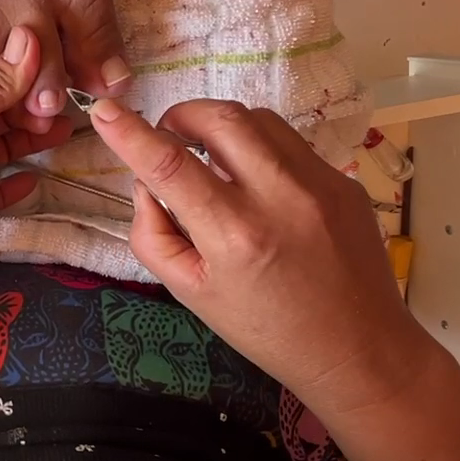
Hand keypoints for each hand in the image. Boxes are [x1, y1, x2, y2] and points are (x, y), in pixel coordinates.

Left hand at [0, 26, 71, 278]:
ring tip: (65, 131)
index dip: (22, 73)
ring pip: (8, 146)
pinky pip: (1, 190)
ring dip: (34, 139)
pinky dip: (17, 184)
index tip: (57, 67)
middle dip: (33, 106)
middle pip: (4, 111)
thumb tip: (32, 36)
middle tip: (62, 106)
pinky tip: (36, 177)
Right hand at [89, 97, 444, 418]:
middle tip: (167, 136)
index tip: (102, 111)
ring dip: (219, 126)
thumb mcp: (188, 292)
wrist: (358, 349)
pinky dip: (255, 149)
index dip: (129, 133)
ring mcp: (321, 183)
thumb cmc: (263, 328)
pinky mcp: (344, 181)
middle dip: (181, 115)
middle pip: (220, 119)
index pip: (169, 165)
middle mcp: (280, 198)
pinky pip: (288, 143)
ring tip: (208, 158)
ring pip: (258, 119)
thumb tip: (147, 184)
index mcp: (234, 235)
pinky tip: (252, 183)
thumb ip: (153, 235)